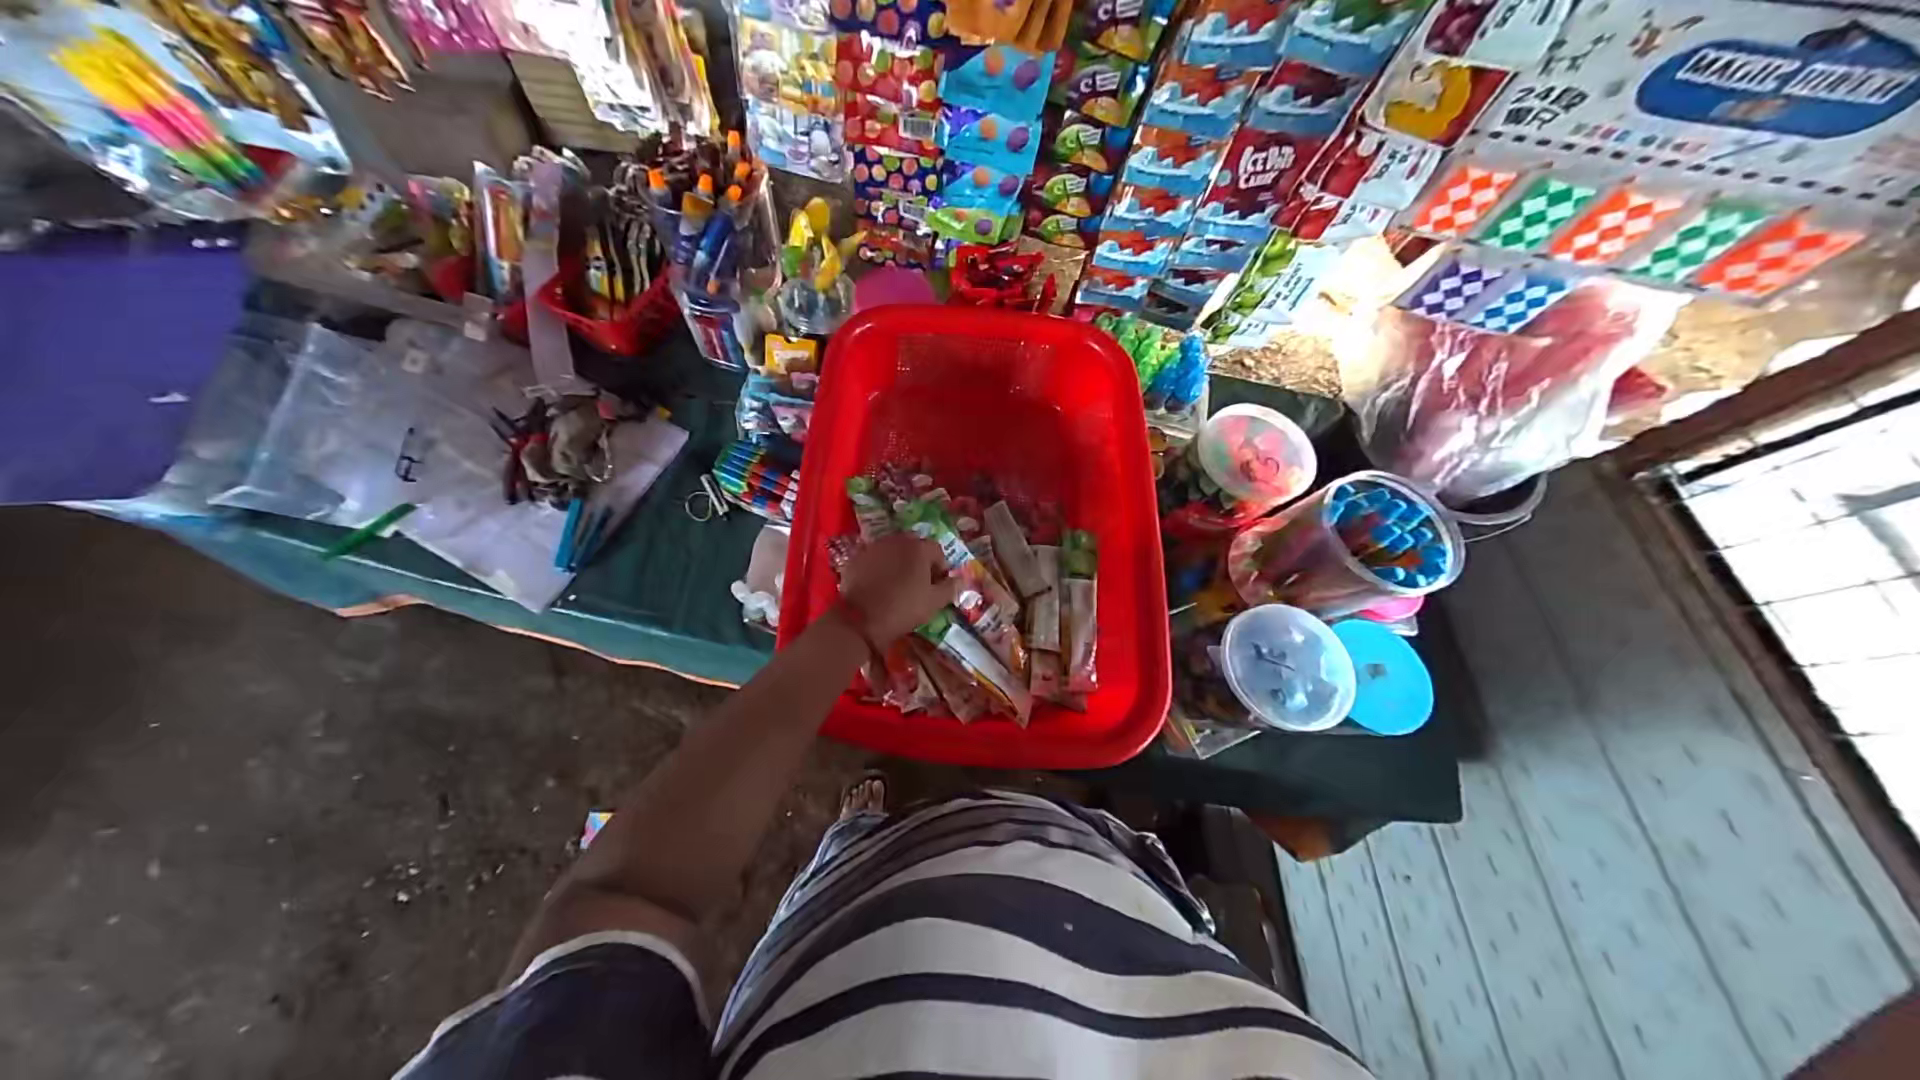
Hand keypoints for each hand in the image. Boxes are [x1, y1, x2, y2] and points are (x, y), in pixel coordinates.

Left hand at [837, 533, 956, 645]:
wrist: (861, 620)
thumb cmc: (904, 609)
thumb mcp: (934, 602)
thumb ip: (950, 588)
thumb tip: (961, 580)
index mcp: (918, 548)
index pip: (937, 551)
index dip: (940, 567)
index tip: (937, 585)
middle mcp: (896, 541)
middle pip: (914, 547)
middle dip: (919, 562)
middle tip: (918, 583)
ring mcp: (874, 547)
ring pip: (893, 551)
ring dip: (899, 562)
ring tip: (898, 583)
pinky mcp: (856, 558)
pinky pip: (874, 559)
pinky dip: (879, 567)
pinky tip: (878, 585)